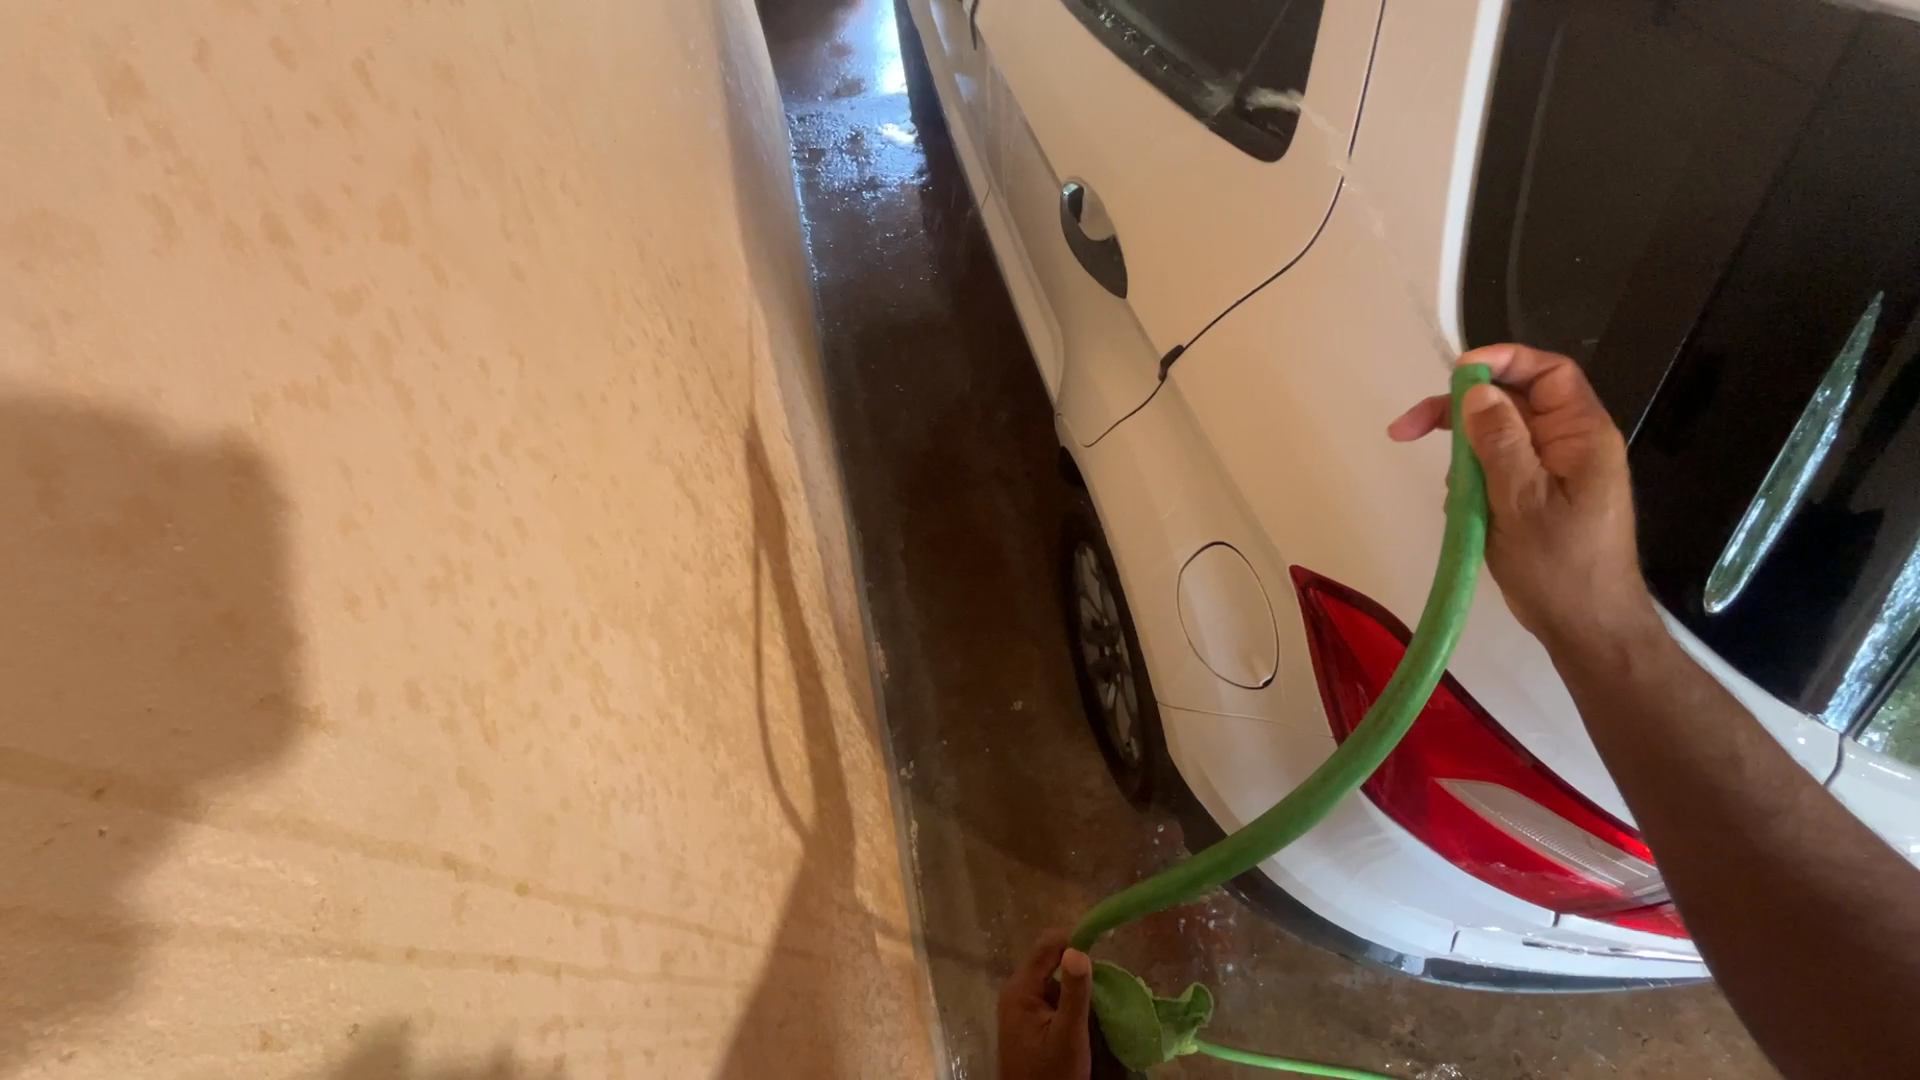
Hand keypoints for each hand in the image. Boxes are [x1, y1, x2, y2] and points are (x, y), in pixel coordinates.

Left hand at [997, 931, 1093, 1079]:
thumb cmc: (1051, 1076)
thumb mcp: (1068, 1035)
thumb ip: (1074, 992)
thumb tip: (1078, 949)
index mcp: (1021, 987)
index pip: (1048, 945)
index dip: (1075, 940)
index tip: (1104, 947)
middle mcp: (1016, 990)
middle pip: (1050, 961)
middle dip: (1077, 966)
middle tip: (1106, 980)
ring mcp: (1020, 1007)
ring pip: (1052, 980)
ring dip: (1075, 986)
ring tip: (1101, 998)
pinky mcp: (1028, 1022)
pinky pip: (1050, 998)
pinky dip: (1068, 1001)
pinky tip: (1086, 1014)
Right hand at [1387, 344, 1658, 651]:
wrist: (1582, 624)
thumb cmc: (1561, 565)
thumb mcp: (1524, 501)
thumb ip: (1501, 444)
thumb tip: (1476, 393)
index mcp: (1580, 436)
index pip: (1548, 373)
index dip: (1502, 362)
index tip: (1453, 373)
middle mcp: (1565, 445)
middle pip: (1507, 404)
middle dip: (1456, 413)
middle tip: (1404, 430)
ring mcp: (1546, 471)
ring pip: (1492, 439)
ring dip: (1460, 457)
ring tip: (1451, 494)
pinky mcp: (1527, 495)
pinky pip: (1490, 471)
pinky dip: (1466, 483)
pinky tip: (1461, 510)